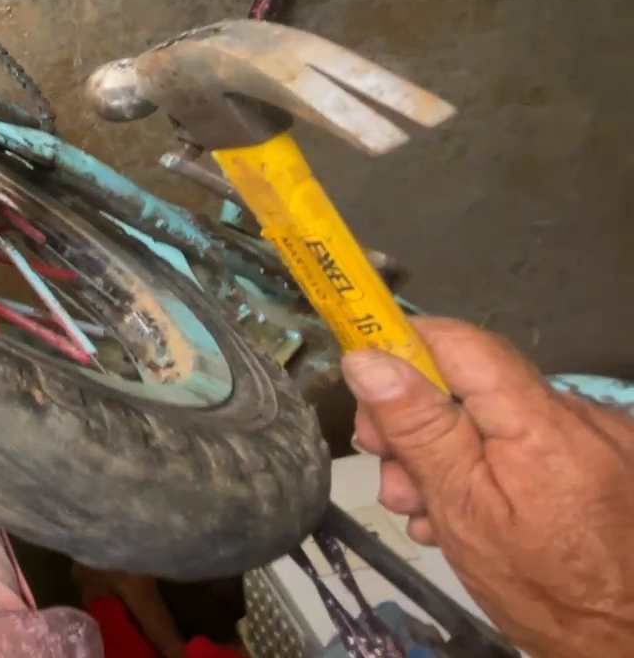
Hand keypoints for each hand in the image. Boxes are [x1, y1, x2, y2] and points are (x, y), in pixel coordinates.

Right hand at [346, 317, 633, 657]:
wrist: (633, 654)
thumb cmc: (545, 589)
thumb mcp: (462, 507)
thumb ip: (418, 427)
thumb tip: (366, 358)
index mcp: (549, 429)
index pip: (461, 342)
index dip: (402, 343)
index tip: (361, 372)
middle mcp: (589, 422)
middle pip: (470, 382)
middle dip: (412, 415)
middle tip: (382, 459)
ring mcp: (605, 444)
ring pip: (490, 414)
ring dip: (442, 448)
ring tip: (420, 500)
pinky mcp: (611, 466)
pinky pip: (526, 441)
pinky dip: (484, 463)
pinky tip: (463, 504)